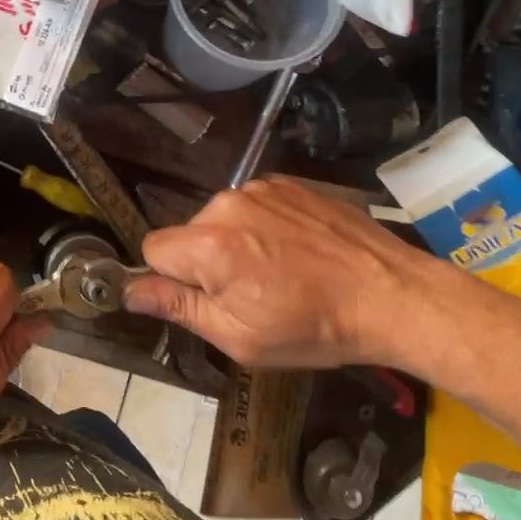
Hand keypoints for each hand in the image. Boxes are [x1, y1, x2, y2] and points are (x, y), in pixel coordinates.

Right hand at [124, 178, 433, 367]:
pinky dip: (264, 227)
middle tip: (250, 294)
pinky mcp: (288, 183)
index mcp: (210, 244)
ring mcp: (261, 188)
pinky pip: (253, 205)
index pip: (154, 249)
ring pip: (221, 219)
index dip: (171, 280)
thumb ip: (178, 306)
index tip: (206, 300)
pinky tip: (297, 252)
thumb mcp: (238, 336)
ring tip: (280, 273)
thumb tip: (129, 291)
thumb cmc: (313, 328)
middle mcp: (227, 203)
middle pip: (188, 233)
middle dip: (206, 263)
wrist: (391, 295)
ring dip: (236, 243)